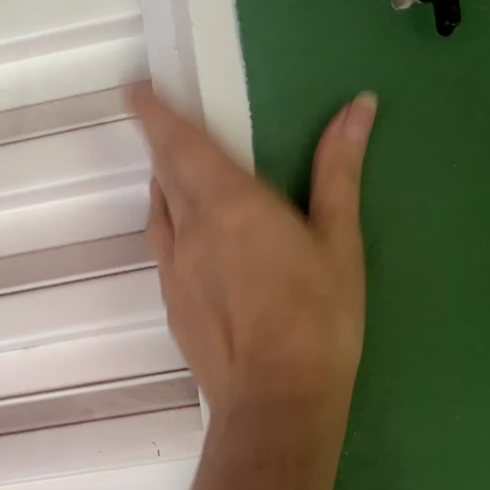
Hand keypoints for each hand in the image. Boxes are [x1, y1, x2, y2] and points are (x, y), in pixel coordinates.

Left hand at [128, 84, 376, 430]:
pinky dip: (170, 228)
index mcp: (229, 205)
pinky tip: (193, 240)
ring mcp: (174, 272)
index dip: (154, 113)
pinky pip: (163, 251)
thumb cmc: (317, 321)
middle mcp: (190, 232)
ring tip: (179, 178)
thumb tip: (356, 108)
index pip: (179, 145)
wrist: (274, 402)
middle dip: (161, 145)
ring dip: (164, 188)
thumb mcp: (339, 243)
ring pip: (159, 214)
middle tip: (164, 124)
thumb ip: (338, 173)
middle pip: (164, 176)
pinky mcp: (172, 306)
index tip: (133, 87)